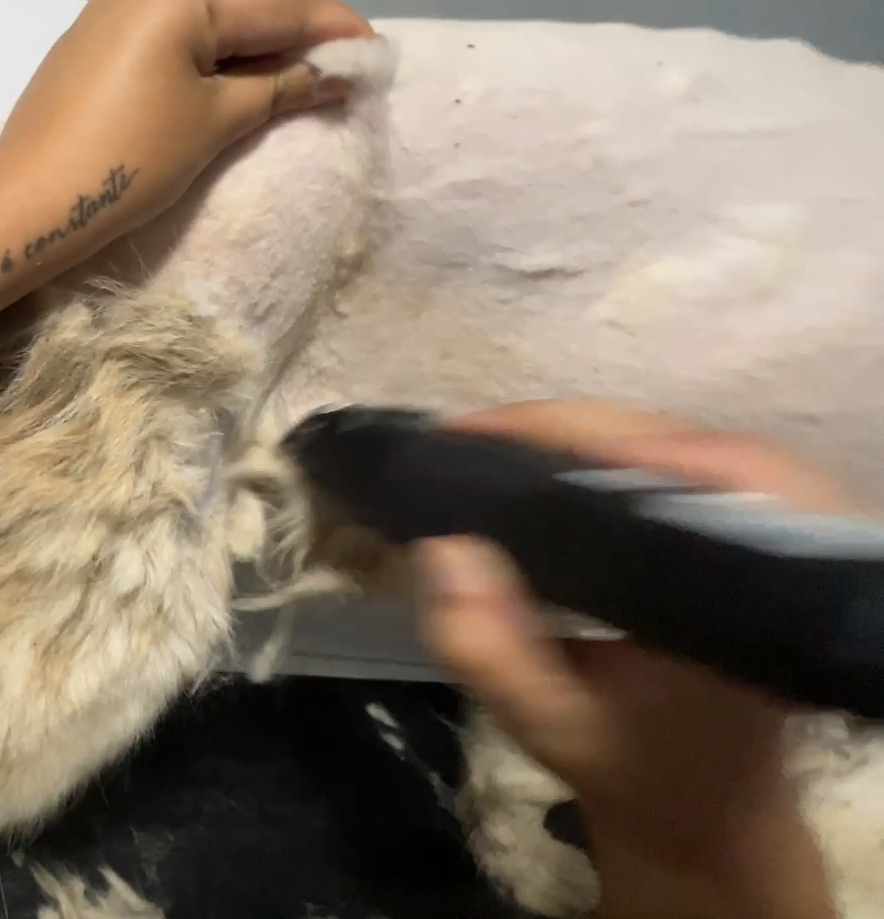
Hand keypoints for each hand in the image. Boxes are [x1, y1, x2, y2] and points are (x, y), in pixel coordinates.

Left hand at [0, 0, 370, 228]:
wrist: (28, 208)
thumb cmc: (128, 164)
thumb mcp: (213, 124)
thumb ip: (278, 89)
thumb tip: (335, 74)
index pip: (273, 5)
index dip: (329, 28)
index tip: (373, 51)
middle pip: (231, 10)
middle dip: (284, 40)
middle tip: (334, 71)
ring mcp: (100, 22)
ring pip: (191, 31)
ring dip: (239, 54)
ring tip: (283, 83)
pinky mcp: (79, 56)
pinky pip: (154, 50)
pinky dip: (192, 67)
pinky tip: (214, 88)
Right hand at [414, 400, 837, 918]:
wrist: (695, 789)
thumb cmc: (625, 757)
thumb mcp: (543, 718)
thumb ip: (489, 649)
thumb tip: (444, 546)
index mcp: (752, 604)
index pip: (714, 478)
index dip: (610, 444)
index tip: (497, 439)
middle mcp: (774, 554)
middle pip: (682, 444)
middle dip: (565, 429)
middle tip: (463, 437)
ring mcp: (762, 537)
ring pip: (675, 442)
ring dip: (576, 432)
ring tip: (484, 443)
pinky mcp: (732, 531)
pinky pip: (666, 461)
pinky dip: (592, 447)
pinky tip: (530, 459)